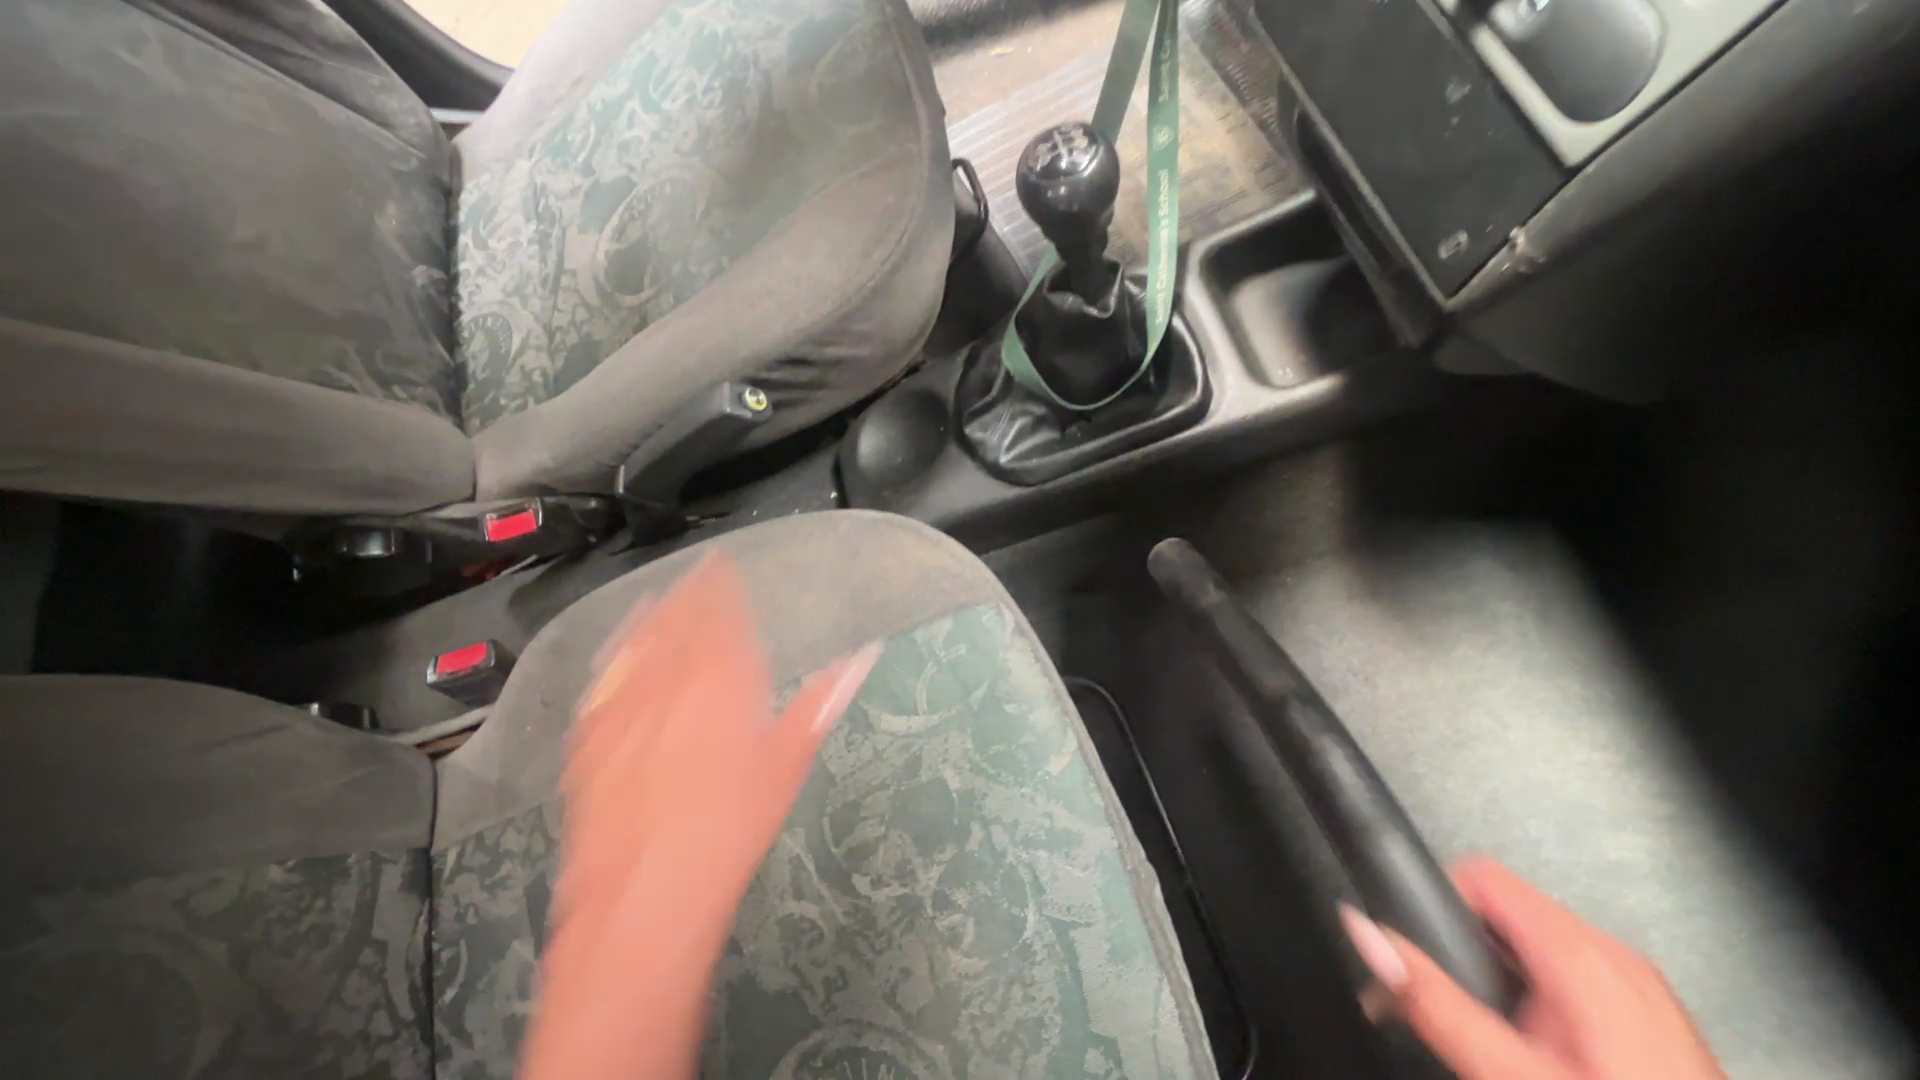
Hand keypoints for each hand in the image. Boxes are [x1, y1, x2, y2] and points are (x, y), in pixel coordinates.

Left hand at [519, 553, 879, 1079]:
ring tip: (651, 601)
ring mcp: (623, 717)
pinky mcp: (590, 749)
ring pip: (634, 654)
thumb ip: (820, 702)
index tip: (718, 565)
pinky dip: (610, 667)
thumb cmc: (730, 830)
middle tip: (689, 572)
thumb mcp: (788, 763)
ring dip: (644, 623)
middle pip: (673, 629)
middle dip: (682, 597)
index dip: (717, 588)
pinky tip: (610, 662)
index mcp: (719, 686)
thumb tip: (862, 657)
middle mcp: (666, 689)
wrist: (644, 894)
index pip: (717, 620)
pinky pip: (600, 693)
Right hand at [1340, 858, 1726, 1079]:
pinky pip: (1573, 980)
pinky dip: (1539, 1006)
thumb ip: (1432, 1000)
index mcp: (1581, 954)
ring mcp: (1641, 989)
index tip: (1420, 958)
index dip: (1435, 908)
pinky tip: (1541, 1059)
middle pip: (1503, 914)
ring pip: (1536, 949)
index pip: (1478, 874)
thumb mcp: (1508, 1072)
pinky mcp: (1652, 1019)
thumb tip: (1367, 934)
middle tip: (1447, 1019)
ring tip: (1495, 1049)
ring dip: (1497, 985)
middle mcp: (1615, 957)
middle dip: (1461, 957)